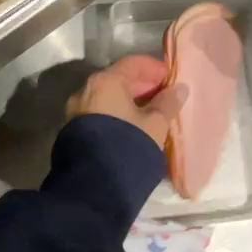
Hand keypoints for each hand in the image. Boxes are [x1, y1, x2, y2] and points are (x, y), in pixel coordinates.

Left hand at [67, 55, 187, 149]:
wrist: (92, 188)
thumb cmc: (128, 146)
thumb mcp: (155, 125)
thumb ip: (168, 104)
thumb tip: (179, 89)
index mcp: (105, 81)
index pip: (134, 63)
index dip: (156, 69)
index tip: (173, 80)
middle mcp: (86, 90)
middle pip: (119, 79)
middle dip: (144, 86)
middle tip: (166, 98)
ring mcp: (76, 111)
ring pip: (109, 98)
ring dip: (130, 102)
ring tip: (152, 115)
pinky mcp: (73, 131)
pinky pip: (100, 114)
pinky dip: (117, 115)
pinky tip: (133, 128)